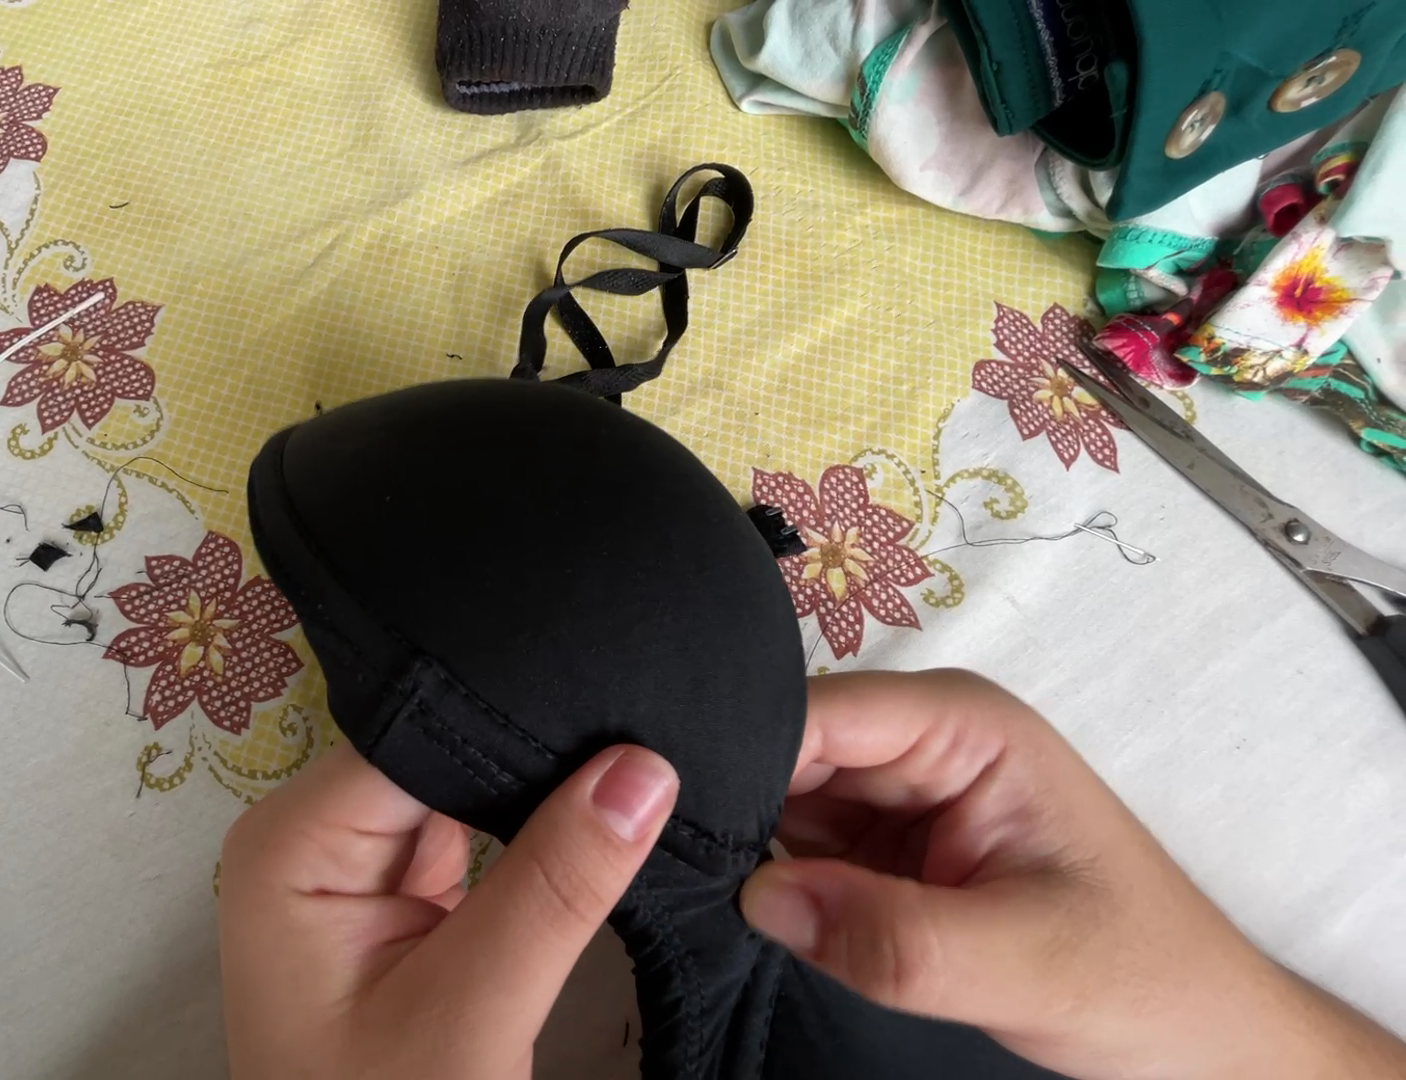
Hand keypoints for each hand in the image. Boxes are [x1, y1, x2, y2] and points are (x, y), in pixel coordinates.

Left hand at [218, 741, 677, 1079]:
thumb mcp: (471, 1016)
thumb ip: (554, 885)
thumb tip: (644, 768)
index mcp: (294, 840)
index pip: (412, 738)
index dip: (506, 719)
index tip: (610, 707)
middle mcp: (313, 828)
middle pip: (431, 752)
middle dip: (525, 748)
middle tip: (632, 724)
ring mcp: (354, 856)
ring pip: (456, 783)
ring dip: (530, 785)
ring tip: (621, 753)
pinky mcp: (396, 885)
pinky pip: (467, 824)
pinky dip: (523, 824)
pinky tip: (582, 801)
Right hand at [740, 670, 1405, 1079]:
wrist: (1196, 1044)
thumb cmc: (1142, 980)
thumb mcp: (1031, 966)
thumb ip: (896, 939)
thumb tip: (758, 897)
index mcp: (952, 720)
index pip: (818, 713)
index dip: (744, 750)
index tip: (676, 804)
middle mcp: (906, 734)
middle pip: (782, 741)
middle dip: (731, 791)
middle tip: (670, 841)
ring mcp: (882, 782)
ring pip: (772, 785)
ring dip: (737, 829)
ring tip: (689, 864)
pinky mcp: (866, 831)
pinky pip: (786, 831)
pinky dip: (756, 858)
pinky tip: (722, 878)